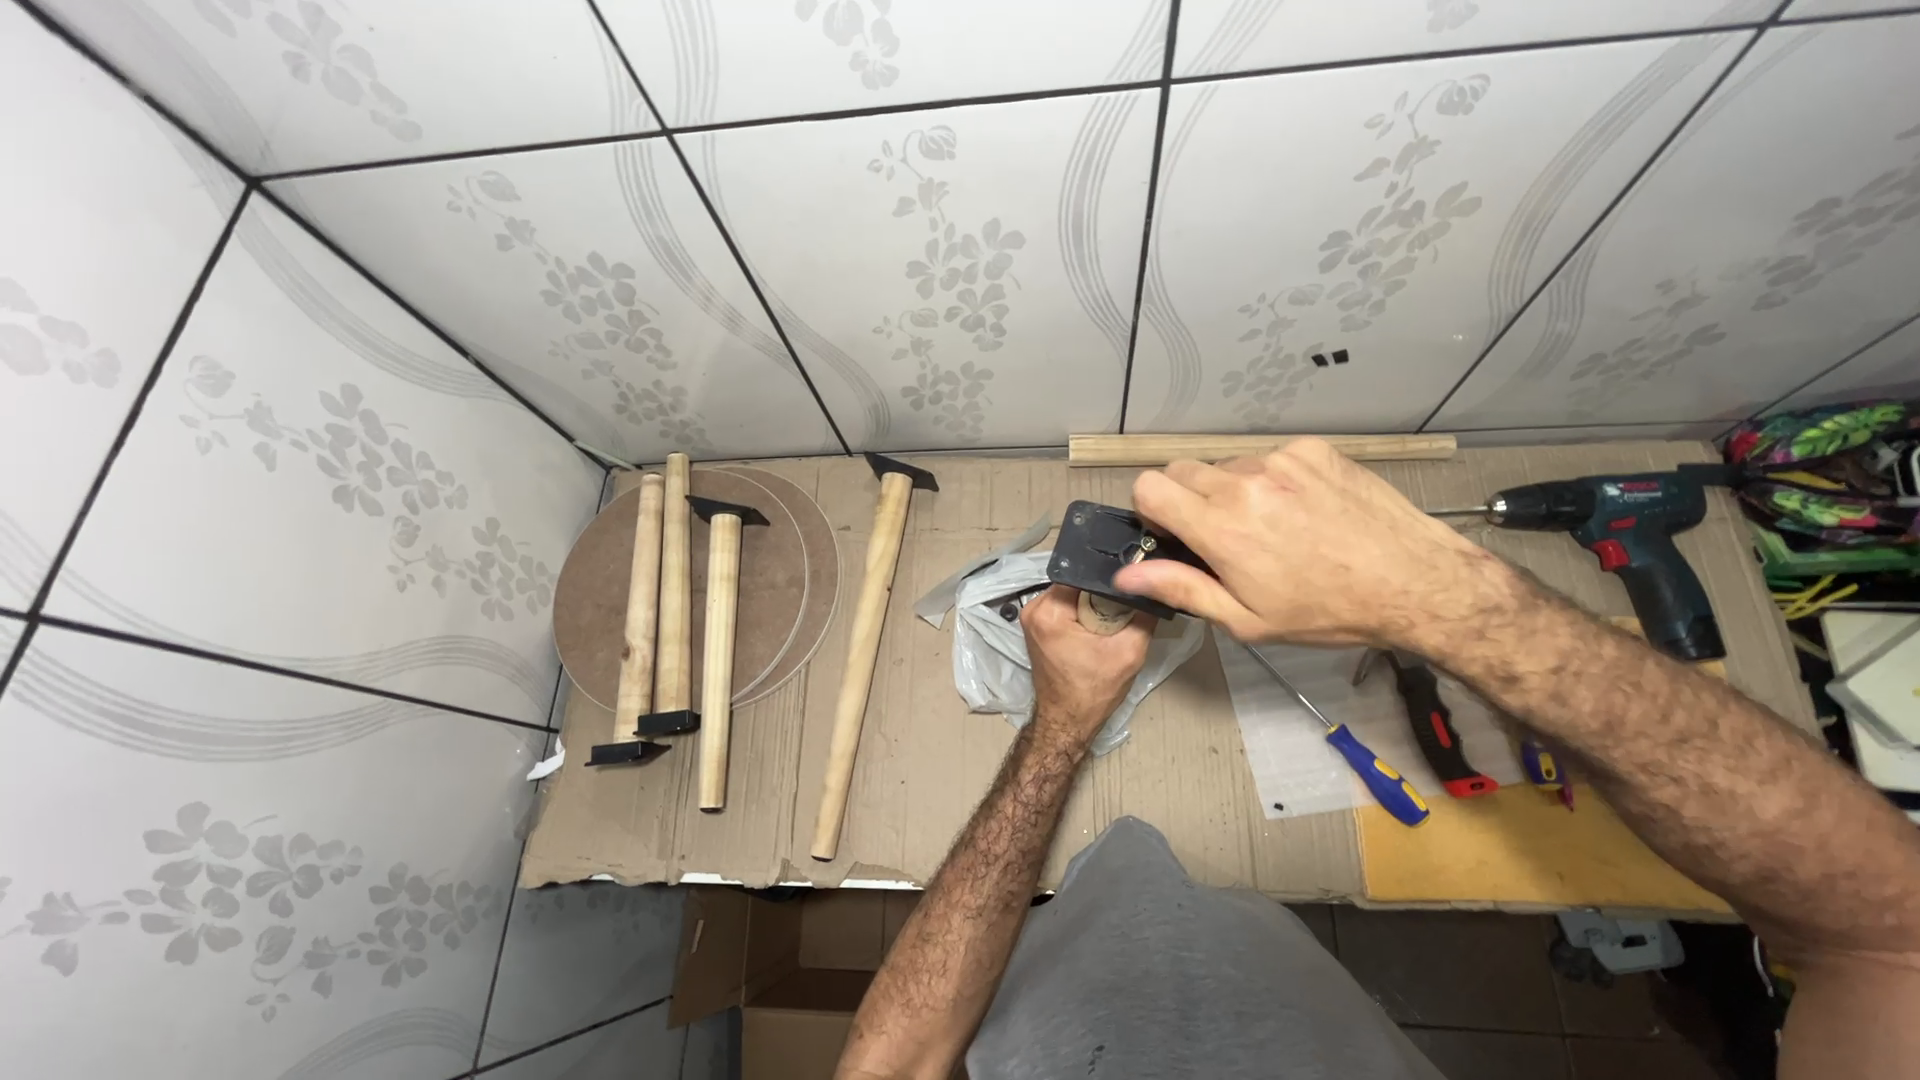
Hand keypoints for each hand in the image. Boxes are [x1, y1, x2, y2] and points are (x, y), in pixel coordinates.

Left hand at [1019, 586, 1153, 749]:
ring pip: (1072, 594)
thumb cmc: (1093, 691)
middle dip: (1102, 592)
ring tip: (1115, 614)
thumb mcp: (1129, 652)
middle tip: (1125, 603)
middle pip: (1077, 583)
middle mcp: (1033, 608)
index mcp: (1049, 611)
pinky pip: (1065, 606)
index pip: (1083, 575)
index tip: (1131, 581)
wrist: (1068, 721)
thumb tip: (1152, 588)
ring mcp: (1032, 617)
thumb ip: (1142, 614)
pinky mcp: (1037, 627)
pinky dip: (1082, 612)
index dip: (1110, 577)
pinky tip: (1099, 624)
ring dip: (1093, 602)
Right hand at [1113, 438, 1509, 647]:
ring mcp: (1282, 461)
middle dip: (1186, 500)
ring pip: (1226, 465)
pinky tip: (1301, 510)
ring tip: (1270, 525)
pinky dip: (1271, 480)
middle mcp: (1245, 483)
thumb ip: (1180, 588)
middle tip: (1221, 535)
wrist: (1413, 583)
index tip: (1173, 532)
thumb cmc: (1327, 610)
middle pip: (1181, 470)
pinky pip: (1268, 458)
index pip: (1148, 487)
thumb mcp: (1246, 619)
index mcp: (1222, 527)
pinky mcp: (1312, 451)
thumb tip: (1127, 574)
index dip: (1151, 510)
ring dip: (1230, 490)